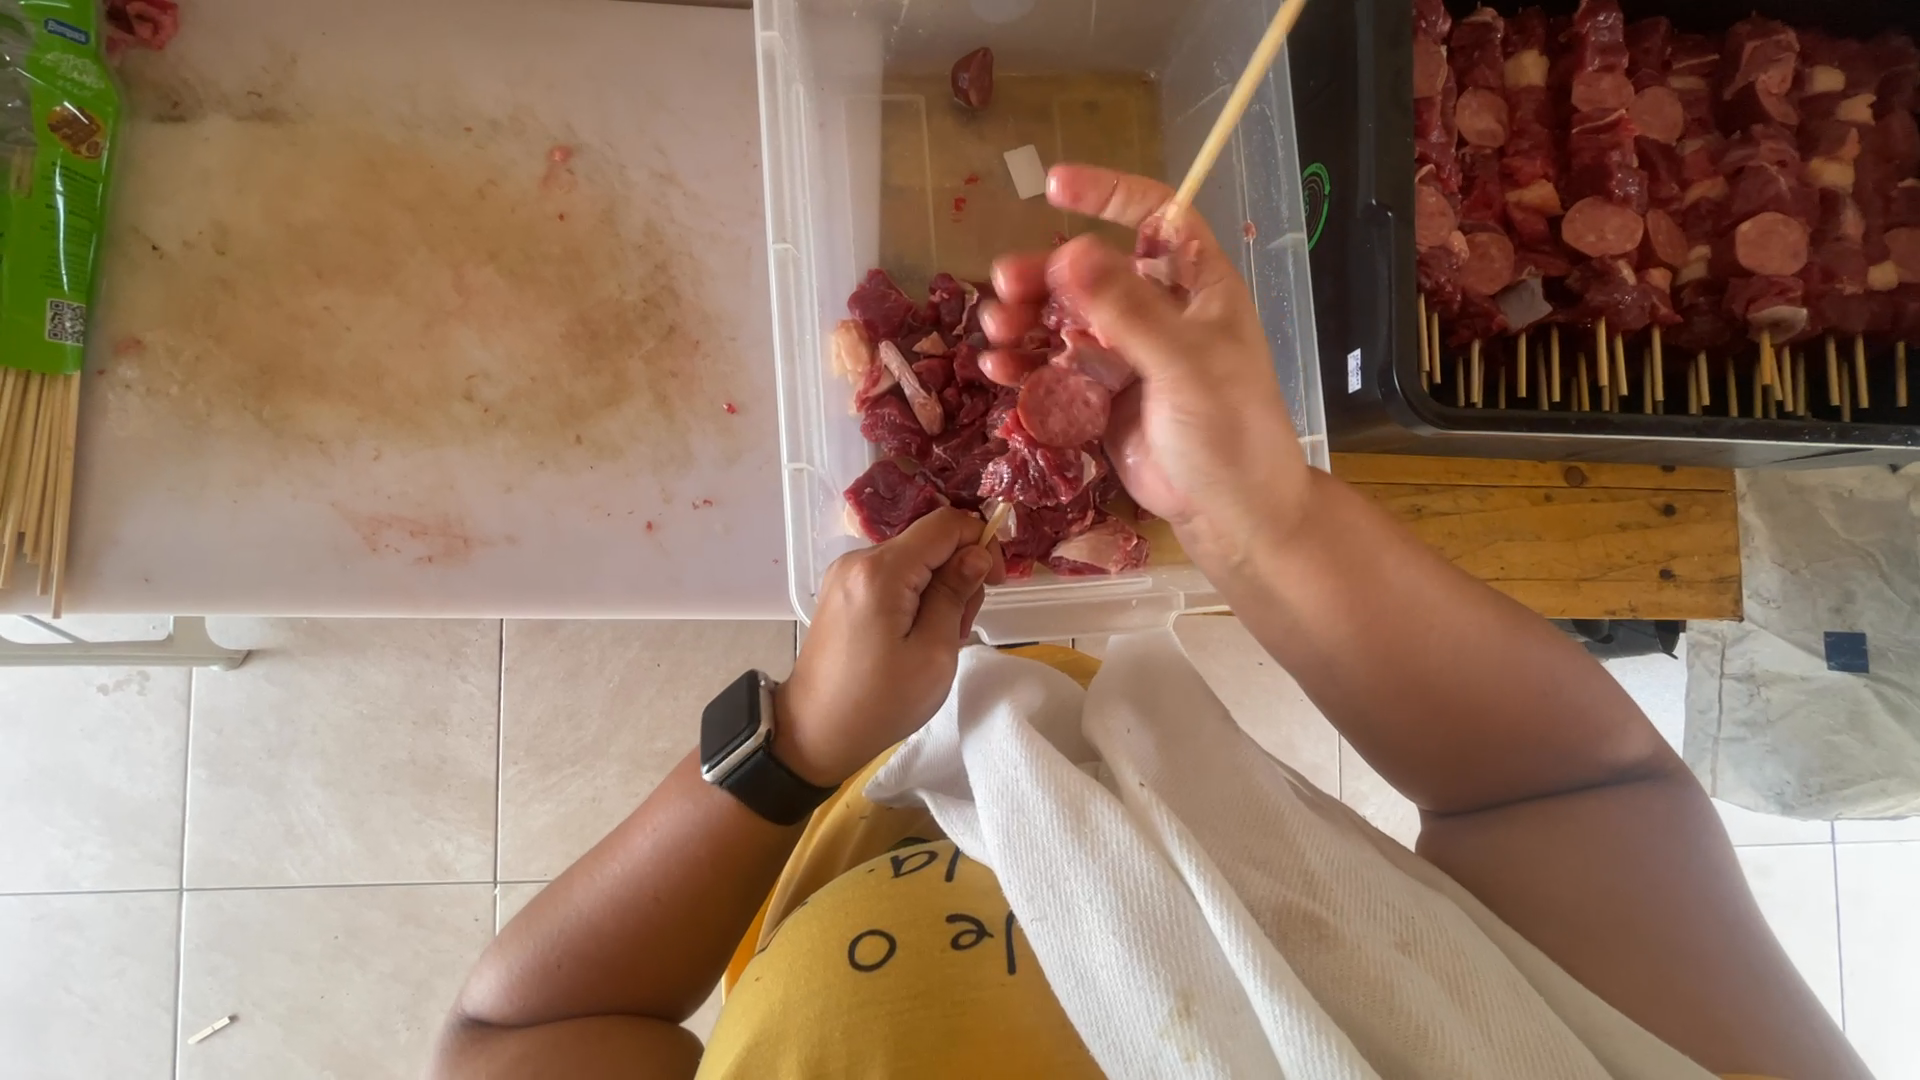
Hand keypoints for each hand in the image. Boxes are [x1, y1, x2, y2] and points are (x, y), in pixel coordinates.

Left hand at [773, 508, 1006, 786]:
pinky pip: (893, 576)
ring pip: (914, 559)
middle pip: (929, 542)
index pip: (945, 524)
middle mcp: (859, 559)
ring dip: (938, 589)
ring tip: (938, 639)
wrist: (813, 733)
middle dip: (959, 574)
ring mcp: (847, 573)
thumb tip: (977, 553)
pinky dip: (915, 596)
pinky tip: (916, 634)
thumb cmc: (880, 702)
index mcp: (881, 570)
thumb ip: (956, 594)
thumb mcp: (934, 653)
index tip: (998, 581)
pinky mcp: (843, 589)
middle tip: (961, 627)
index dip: (981, 542)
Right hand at [979, 164, 1311, 565]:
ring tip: (993, 332)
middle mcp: (1157, 313)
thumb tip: (1069, 253)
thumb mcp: (1185, 365)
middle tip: (1002, 286)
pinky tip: (998, 370)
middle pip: (1090, 275)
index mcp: (1195, 287)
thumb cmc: (1230, 431)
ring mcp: (1125, 358)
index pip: (1152, 217)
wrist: (1231, 512)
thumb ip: (1128, 312)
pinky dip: (1026, 368)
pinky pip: (1055, 372)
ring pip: (1064, 323)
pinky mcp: (1100, 399)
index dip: (1106, 195)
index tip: (1053, 186)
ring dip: (1025, 322)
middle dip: (1044, 278)